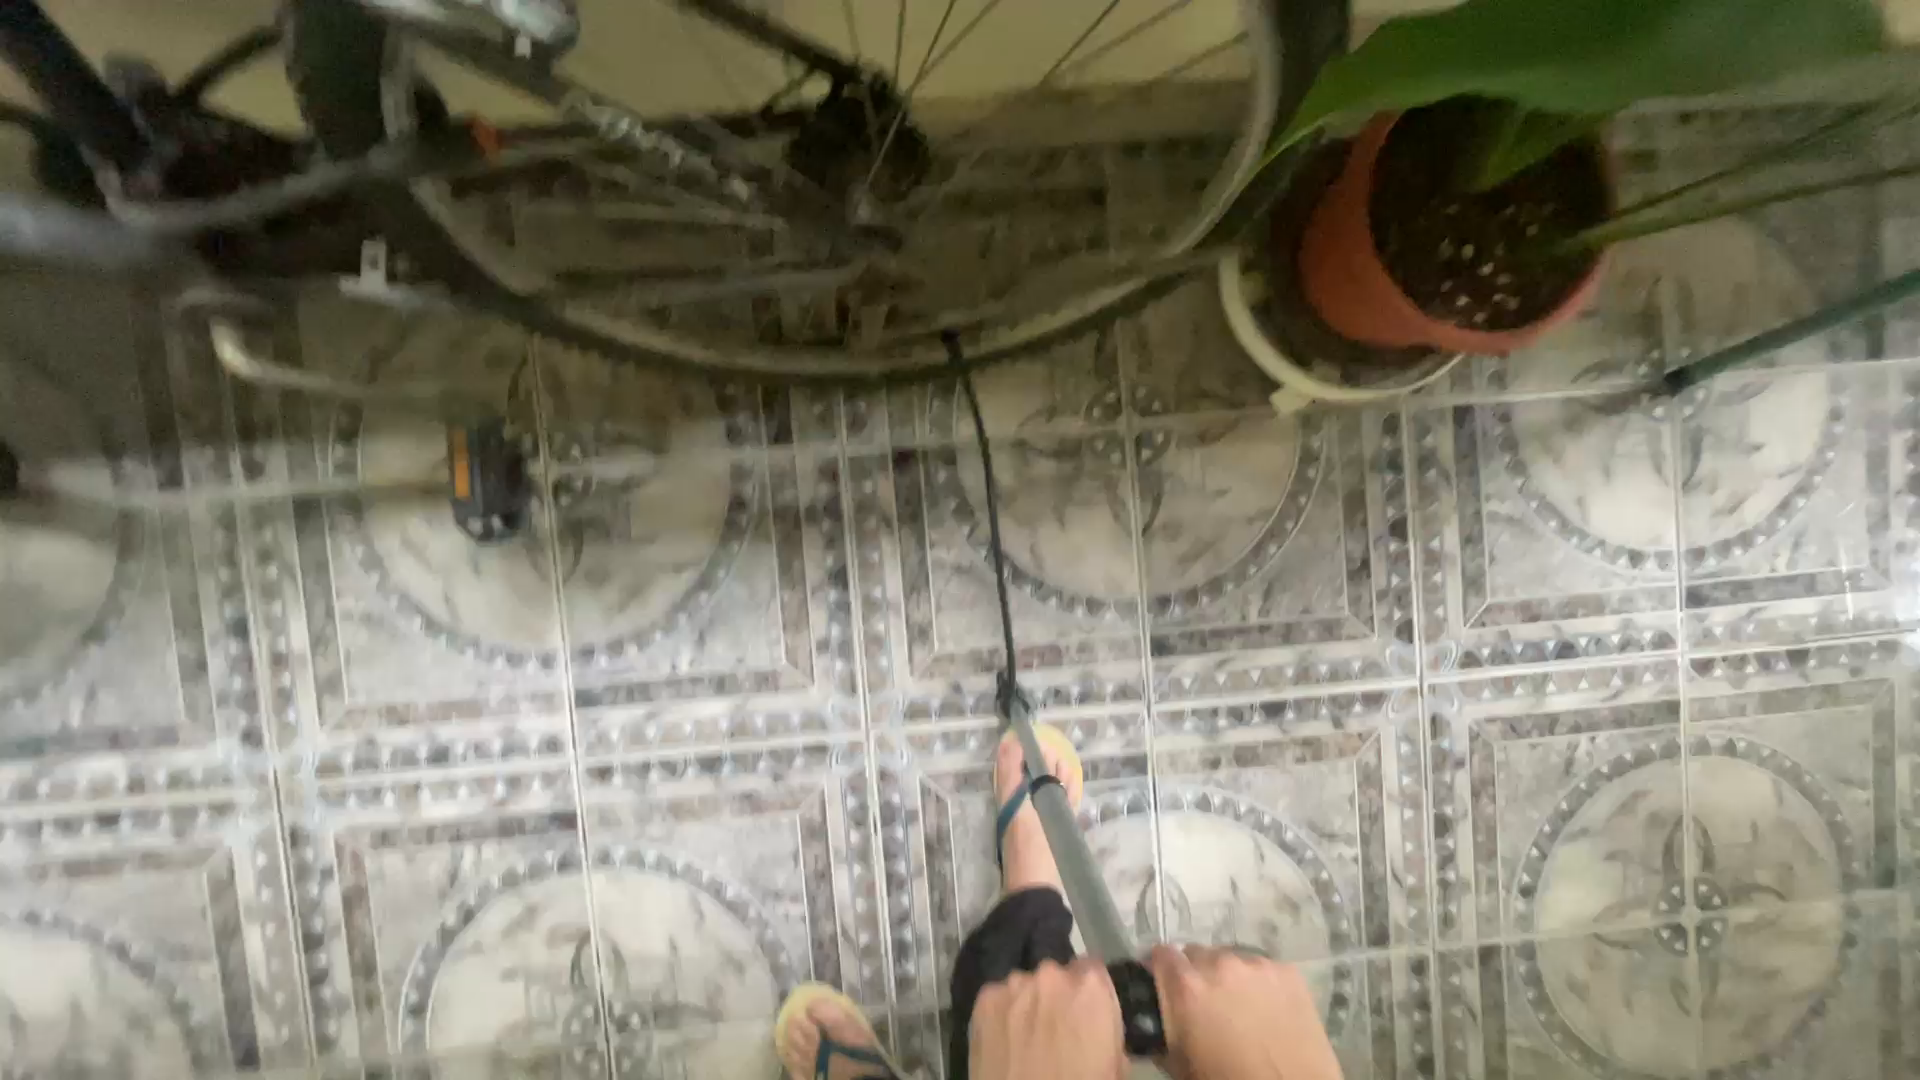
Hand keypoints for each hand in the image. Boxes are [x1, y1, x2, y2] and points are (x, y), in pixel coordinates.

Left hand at [969, 957, 1125, 1079]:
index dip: (1090, 994)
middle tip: (1056, 1032)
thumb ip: (1106, 1033)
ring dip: (1029, 1005)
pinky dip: (1003, 1015)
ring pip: (1026, 986)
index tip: (1085, 1014)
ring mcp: (1015, 983)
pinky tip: (1005, 1043)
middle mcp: (1052, 974)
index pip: (1094, 970)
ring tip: (1027, 1040)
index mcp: (1091, 988)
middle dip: (1057, 998)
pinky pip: (1000, 999)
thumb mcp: (1113, 1068)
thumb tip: (1096, 1029)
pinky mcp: (985, 998)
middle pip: (1057, 976)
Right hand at [1148, 945, 1342, 1079]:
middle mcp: (1218, 964)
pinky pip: (1262, 968)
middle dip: (1197, 975)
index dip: (1162, 970)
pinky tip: (1269, 1010)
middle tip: (1209, 1006)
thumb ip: (1162, 1028)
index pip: (1161, 954)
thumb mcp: (1180, 1065)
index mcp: (1186, 986)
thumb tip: (1154, 1014)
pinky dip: (1260, 984)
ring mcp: (1255, 964)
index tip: (1168, 986)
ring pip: (1230, 959)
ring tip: (1243, 1008)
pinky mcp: (1286, 971)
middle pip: (1197, 954)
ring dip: (1229, 978)